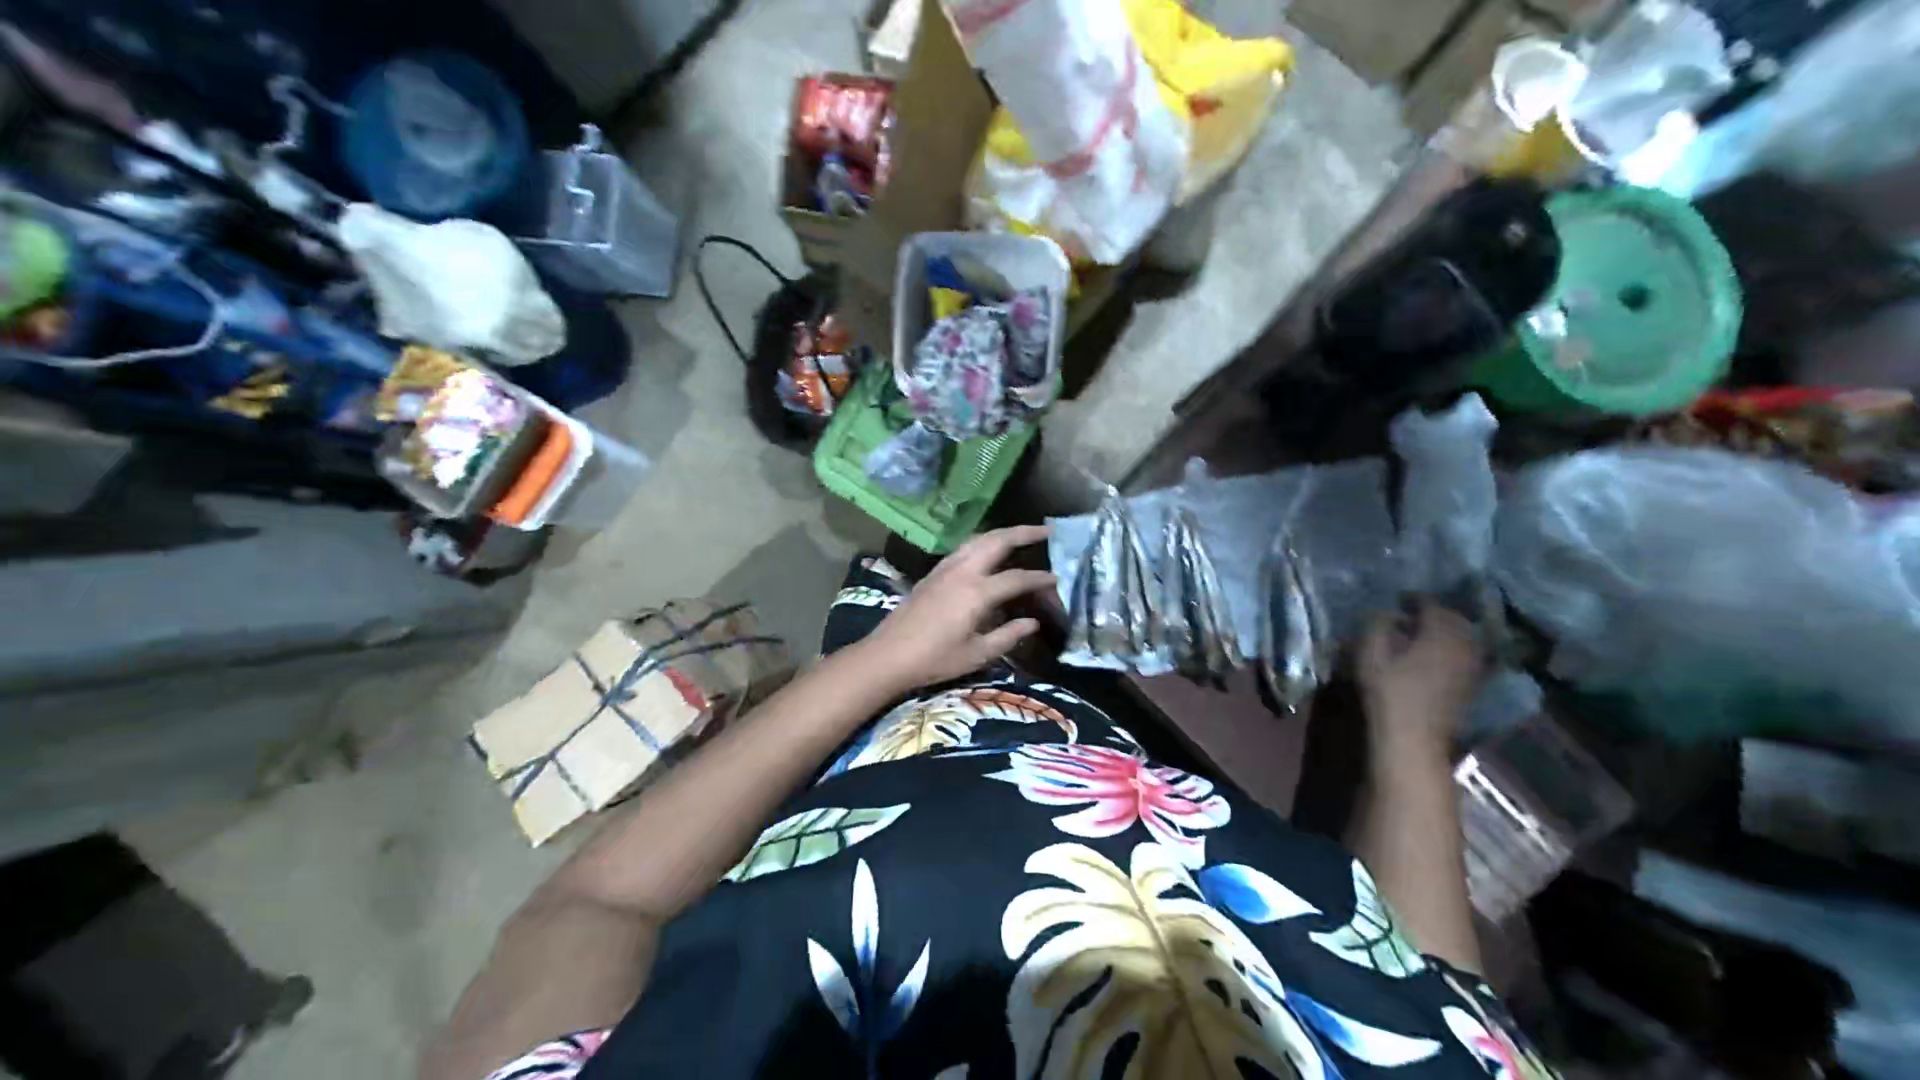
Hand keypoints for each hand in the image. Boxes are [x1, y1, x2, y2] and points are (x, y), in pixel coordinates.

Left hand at [857, 525, 1055, 693]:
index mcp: (977, 592)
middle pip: (997, 541)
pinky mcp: (932, 573)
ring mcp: (944, 569)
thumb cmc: (935, 660)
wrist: (888, 655)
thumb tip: (1032, 622)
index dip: (1040, 578)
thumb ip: (1008, 636)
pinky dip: (982, 543)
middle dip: (1023, 532)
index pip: (1017, 578)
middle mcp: (962, 571)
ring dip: (1001, 534)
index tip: (1057, 579)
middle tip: (1046, 531)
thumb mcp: (977, 654)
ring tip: (1020, 535)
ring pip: (978, 539)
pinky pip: (964, 548)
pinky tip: (987, 552)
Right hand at [1357, 600, 1481, 752]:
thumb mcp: (1371, 654)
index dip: (1415, 598)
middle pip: (1455, 619)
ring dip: (1447, 630)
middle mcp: (1464, 644)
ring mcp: (1473, 665)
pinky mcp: (1472, 683)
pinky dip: (1454, 647)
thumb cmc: (1388, 692)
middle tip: (1412, 613)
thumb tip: (1386, 612)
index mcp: (1440, 633)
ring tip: (1424, 632)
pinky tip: (1437, 653)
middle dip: (1435, 612)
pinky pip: (1468, 654)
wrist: (1414, 738)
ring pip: (1466, 636)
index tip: (1398, 599)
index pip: (1432, 604)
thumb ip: (1377, 626)